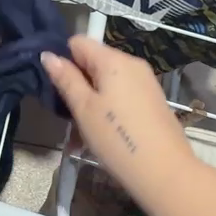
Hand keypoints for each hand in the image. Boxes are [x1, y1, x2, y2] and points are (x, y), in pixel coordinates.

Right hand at [41, 36, 196, 206]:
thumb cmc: (118, 139)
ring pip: (107, 81)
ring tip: (83, 132)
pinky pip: (122, 94)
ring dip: (91, 100)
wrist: (167, 174)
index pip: (79, 42)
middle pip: (94, 61)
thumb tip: (48, 54)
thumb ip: (66, 79)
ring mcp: (145, 82)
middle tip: (68, 114)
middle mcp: (132, 64)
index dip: (63, 59)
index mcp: (114, 60)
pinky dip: (108, 108)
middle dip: (78, 84)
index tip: (56, 87)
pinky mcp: (153, 101)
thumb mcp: (84, 109)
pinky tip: (103, 135)